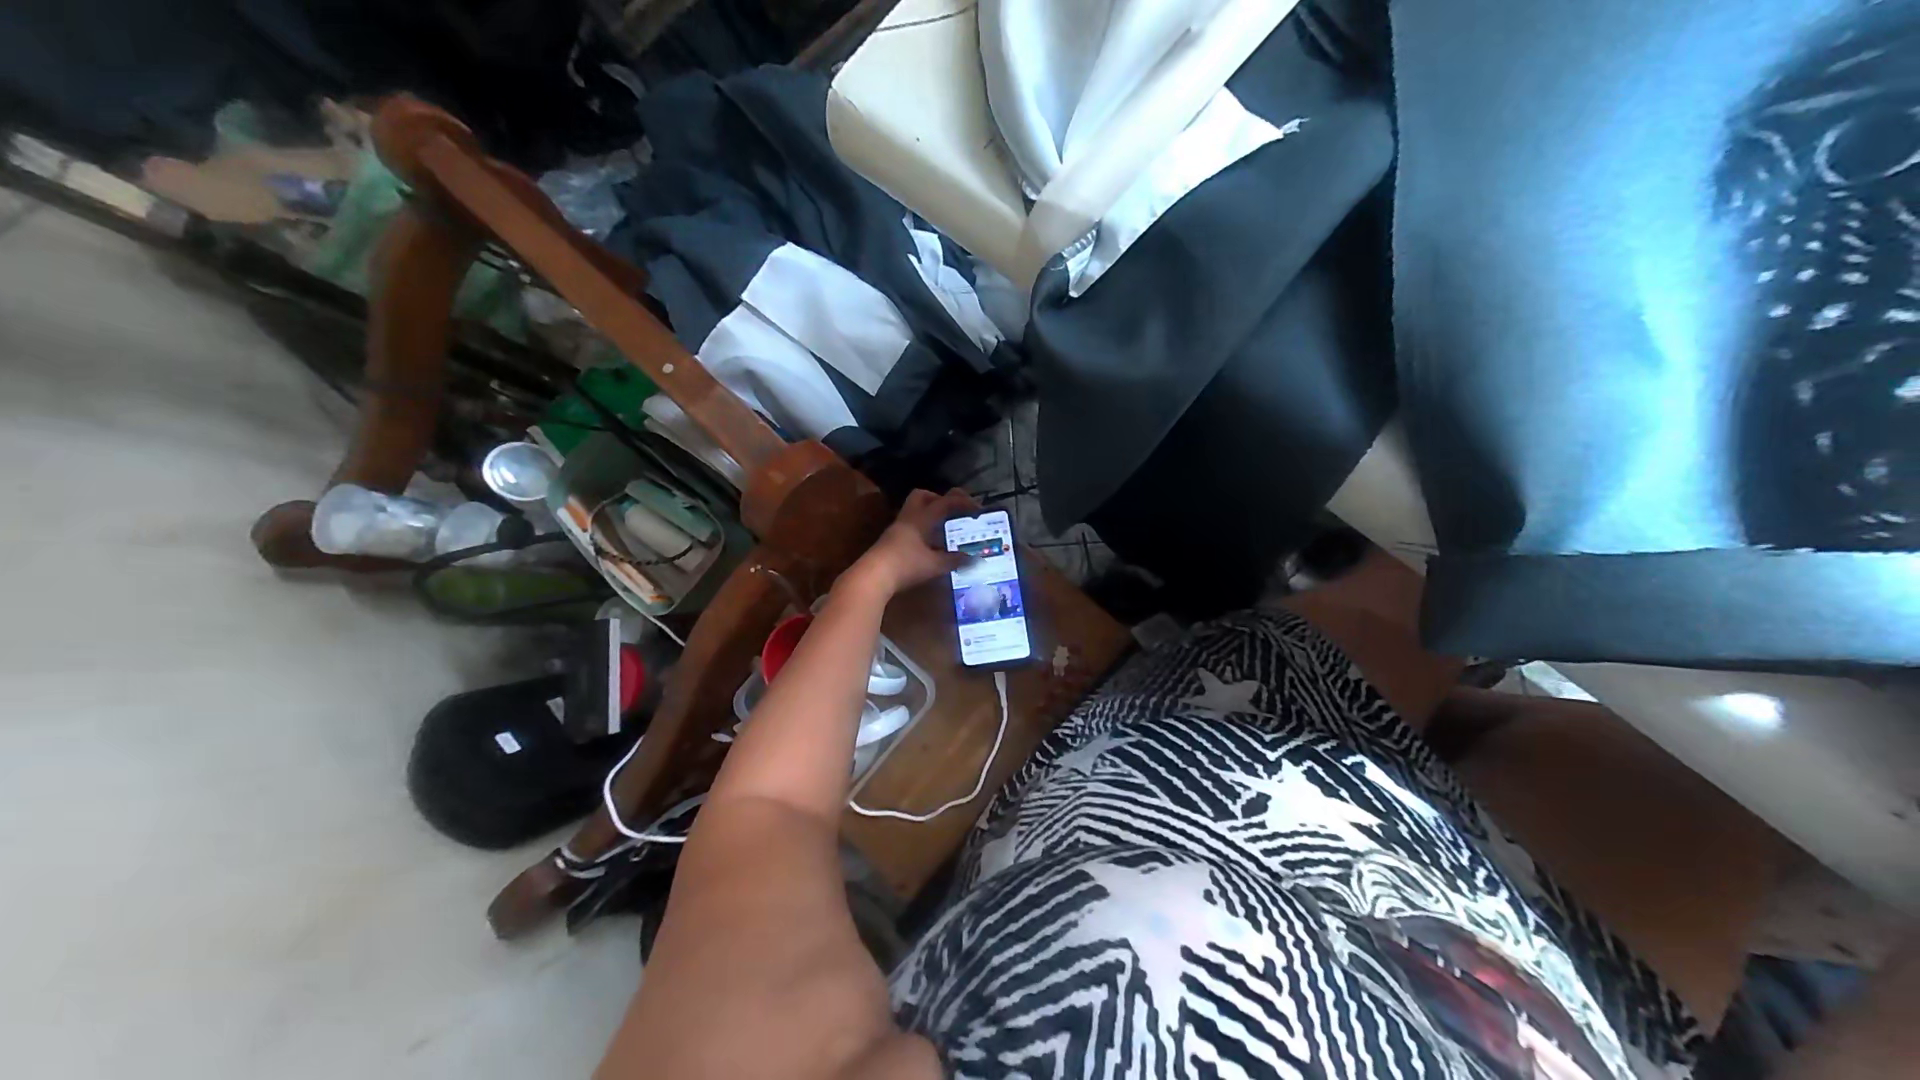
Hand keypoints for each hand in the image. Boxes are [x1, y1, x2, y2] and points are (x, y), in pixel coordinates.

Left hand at [846, 488, 979, 596]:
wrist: (873, 577)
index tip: (977, 508)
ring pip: (914, 511)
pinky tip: (929, 545)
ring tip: (943, 529)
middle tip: (953, 511)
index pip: (944, 502)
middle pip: (921, 496)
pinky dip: (922, 530)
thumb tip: (974, 558)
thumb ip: (954, 560)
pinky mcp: (890, 542)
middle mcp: (907, 518)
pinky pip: (909, 527)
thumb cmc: (906, 565)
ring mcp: (896, 530)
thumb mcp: (934, 565)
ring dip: (929, 515)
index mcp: (920, 518)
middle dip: (939, 499)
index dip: (962, 502)